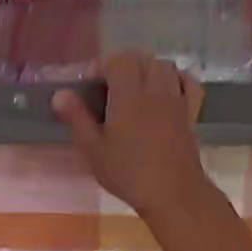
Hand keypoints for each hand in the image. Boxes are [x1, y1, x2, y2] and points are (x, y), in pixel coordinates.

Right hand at [52, 51, 207, 217]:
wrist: (171, 192)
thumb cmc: (127, 173)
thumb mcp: (93, 149)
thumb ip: (77, 118)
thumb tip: (60, 94)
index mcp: (129, 96)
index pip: (118, 61)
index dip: (101, 66)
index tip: (87, 84)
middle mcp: (156, 89)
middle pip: (142, 59)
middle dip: (122, 66)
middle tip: (105, 87)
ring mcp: (178, 98)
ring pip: (164, 66)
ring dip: (146, 70)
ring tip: (131, 90)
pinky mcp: (191, 111)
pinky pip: (187, 81)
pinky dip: (174, 79)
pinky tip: (164, 91)